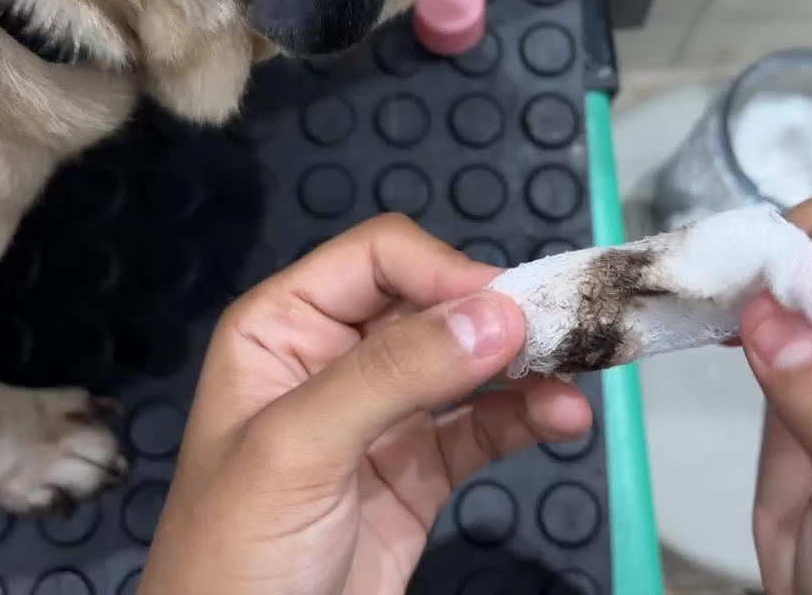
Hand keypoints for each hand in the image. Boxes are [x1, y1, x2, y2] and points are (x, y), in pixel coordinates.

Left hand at [140, 214, 593, 594]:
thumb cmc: (236, 551)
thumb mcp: (297, 449)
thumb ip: (392, 374)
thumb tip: (496, 314)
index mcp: (286, 324)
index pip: (377, 260)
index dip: (441, 270)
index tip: (504, 305)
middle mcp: (335, 354)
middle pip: (429, 302)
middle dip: (493, 313)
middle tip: (559, 330)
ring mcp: (381, 412)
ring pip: (462, 361)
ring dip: (520, 361)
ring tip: (576, 369)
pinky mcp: (417, 469)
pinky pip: (478, 426)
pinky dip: (523, 416)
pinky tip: (562, 416)